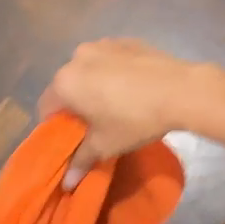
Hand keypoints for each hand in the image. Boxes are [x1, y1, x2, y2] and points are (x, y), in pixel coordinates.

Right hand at [38, 39, 201, 186]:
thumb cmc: (133, 119)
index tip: (71, 140)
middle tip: (94, 125)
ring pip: (89, 69)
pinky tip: (132, 87)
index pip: (47, 107)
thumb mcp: (105, 145)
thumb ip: (80, 160)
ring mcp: (103, 43)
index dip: (55, 126)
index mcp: (66, 81)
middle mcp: (78, 56)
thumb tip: (67, 183)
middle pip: (67, 85)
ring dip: (94, 85)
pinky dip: (113, 71)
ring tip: (115, 104)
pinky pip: (110, 58)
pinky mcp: (125, 40)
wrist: (178, 89)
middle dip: (76, 104)